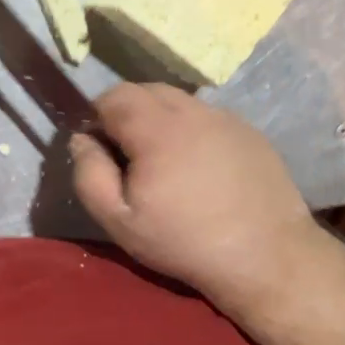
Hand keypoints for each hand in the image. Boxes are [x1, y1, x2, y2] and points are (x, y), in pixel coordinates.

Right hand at [70, 83, 318, 305]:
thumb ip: (90, 175)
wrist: (264, 253)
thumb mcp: (119, 220)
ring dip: (159, 121)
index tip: (98, 150)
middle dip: (126, 113)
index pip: (114, 96)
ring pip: (179, 102)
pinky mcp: (249, 132)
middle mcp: (194, 111)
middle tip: (125, 157)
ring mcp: (226, 118)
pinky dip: (190, 132)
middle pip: (147, 90)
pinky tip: (196, 170)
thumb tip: (80, 140)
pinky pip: (207, 118)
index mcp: (157, 129)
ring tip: (161, 164)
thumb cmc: (182, 241)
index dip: (97, 116)